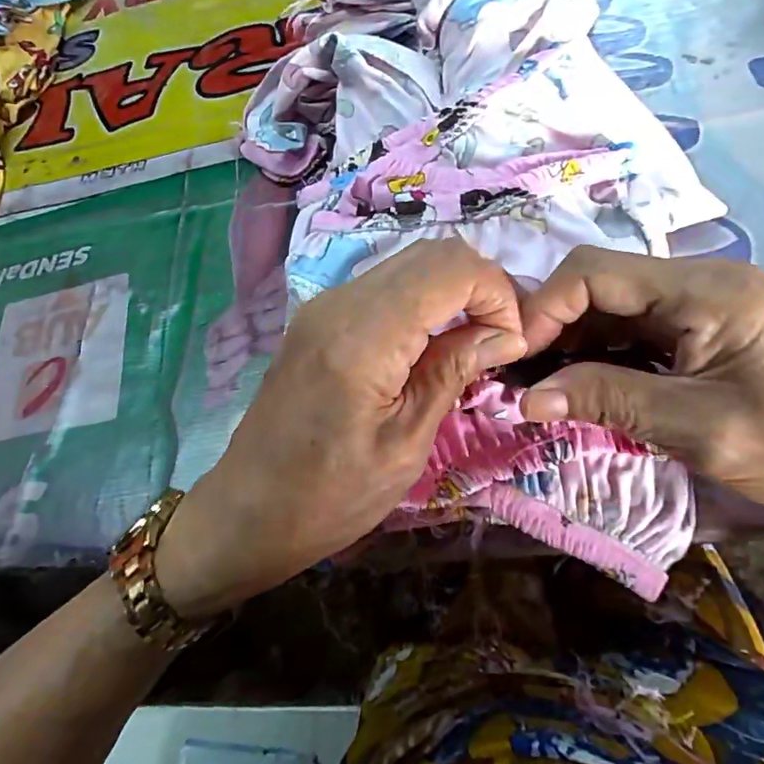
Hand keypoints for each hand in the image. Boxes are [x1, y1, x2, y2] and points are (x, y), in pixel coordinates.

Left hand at [157, 238, 526, 618]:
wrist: (250, 509)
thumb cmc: (330, 496)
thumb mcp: (405, 444)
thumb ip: (451, 372)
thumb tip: (504, 332)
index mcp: (362, 335)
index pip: (450, 268)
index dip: (497, 293)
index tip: (514, 342)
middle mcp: (337, 304)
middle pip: (429, 255)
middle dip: (479, 287)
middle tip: (500, 342)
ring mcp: (321, 307)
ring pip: (405, 266)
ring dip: (449, 292)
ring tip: (472, 346)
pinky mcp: (314, 320)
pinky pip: (379, 289)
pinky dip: (417, 302)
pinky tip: (429, 345)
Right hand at [514, 247, 763, 539]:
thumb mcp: (699, 428)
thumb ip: (608, 400)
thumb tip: (524, 399)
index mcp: (708, 290)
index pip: (593, 272)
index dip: (542, 309)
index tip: (512, 359)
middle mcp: (702, 284)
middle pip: (598, 286)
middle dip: (550, 329)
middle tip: (516, 377)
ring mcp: (705, 307)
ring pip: (611, 310)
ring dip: (571, 346)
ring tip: (539, 387)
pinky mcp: (705, 333)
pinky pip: (634, 333)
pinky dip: (599, 358)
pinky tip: (580, 388)